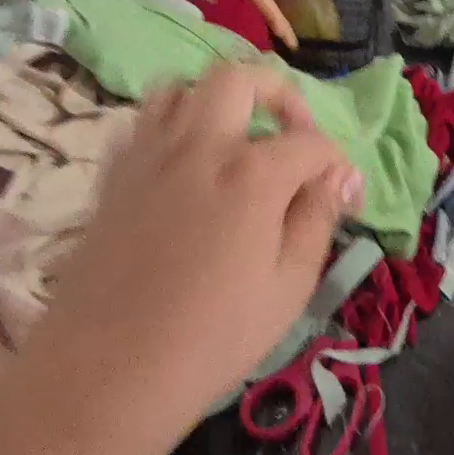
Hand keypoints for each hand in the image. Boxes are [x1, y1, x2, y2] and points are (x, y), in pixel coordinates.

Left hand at [0, 64, 363, 454]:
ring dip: (219, 100)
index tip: (349, 199)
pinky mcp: (111, 178)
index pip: (312, 142)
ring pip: (181, 87)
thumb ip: (318, 219)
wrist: (104, 377)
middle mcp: (198, 146)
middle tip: (294, 136)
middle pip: (239, 77)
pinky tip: (187, 169)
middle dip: (278, 93)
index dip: (340, 166)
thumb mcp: (290, 286)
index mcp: (252, 174)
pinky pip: (142, 122)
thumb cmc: (213, 338)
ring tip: (238, 142)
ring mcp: (146, 156)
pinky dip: (172, 126)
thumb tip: (340, 177)